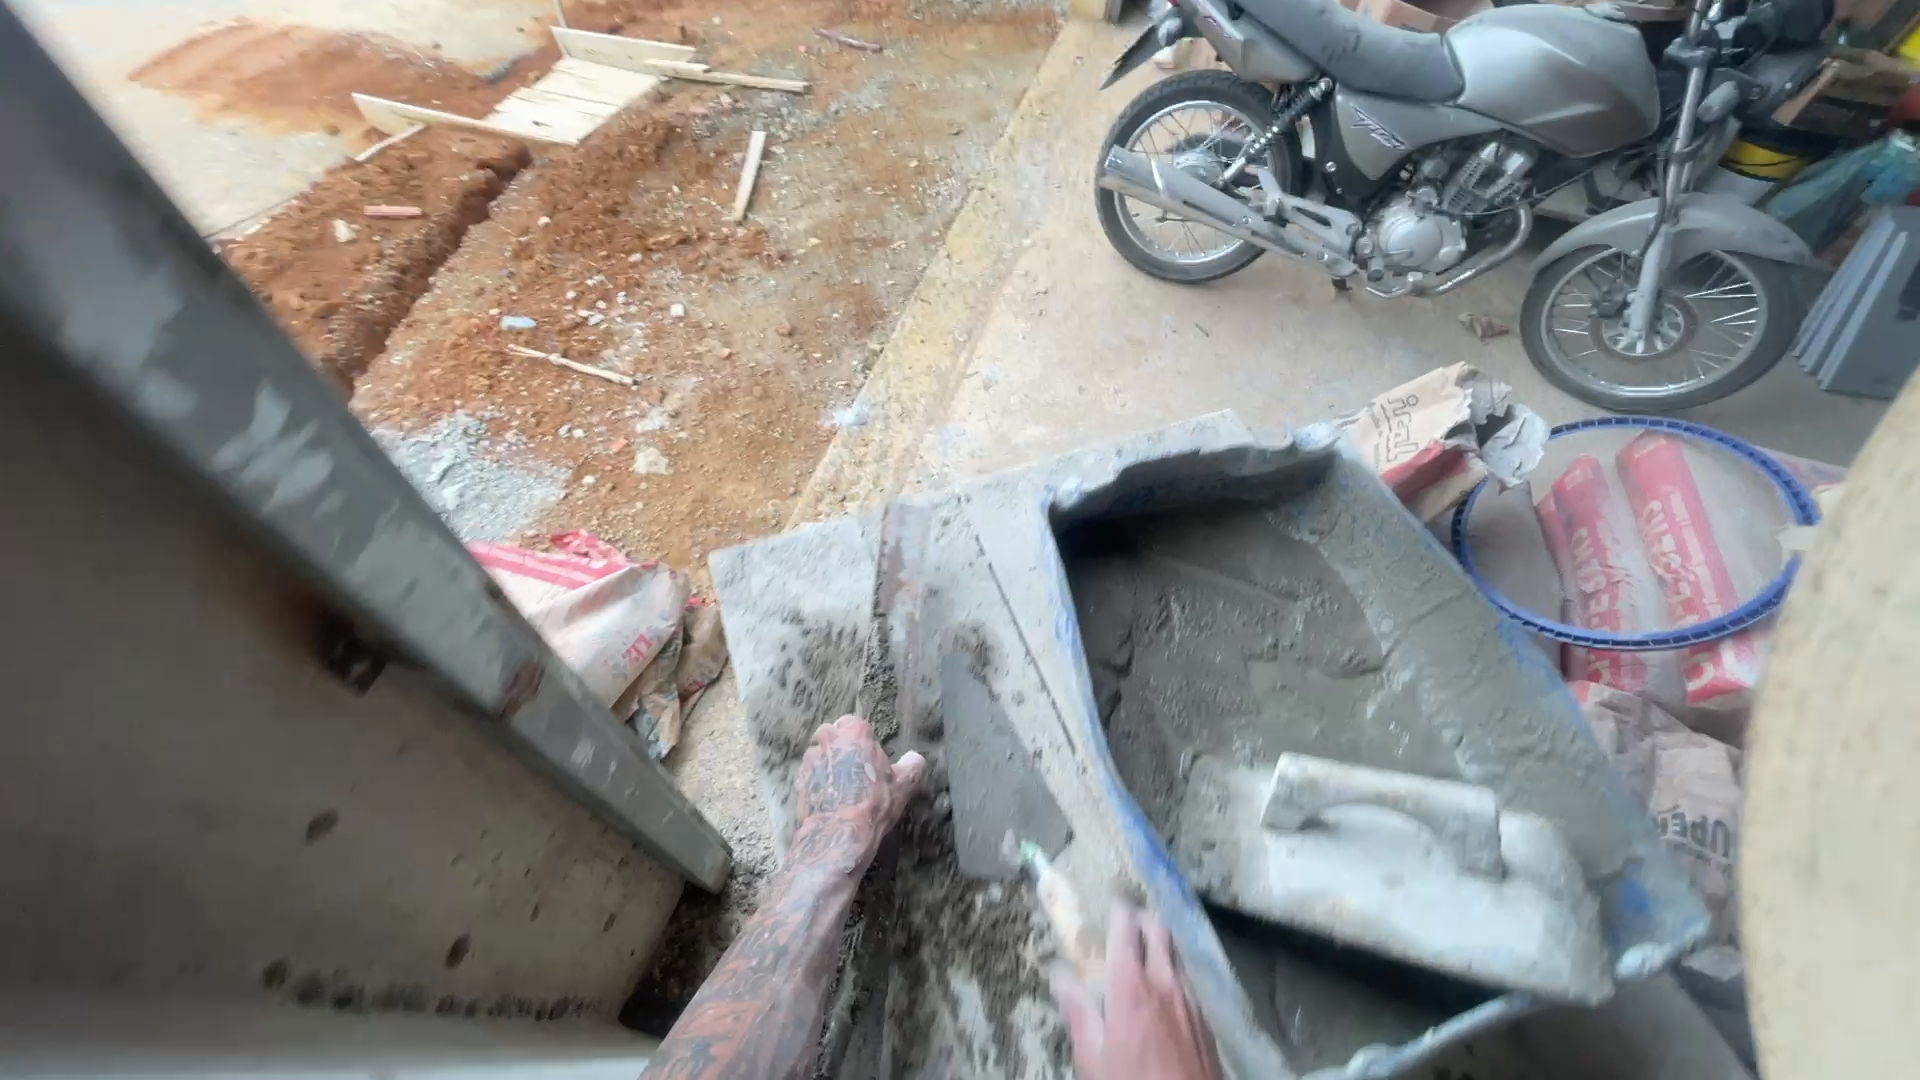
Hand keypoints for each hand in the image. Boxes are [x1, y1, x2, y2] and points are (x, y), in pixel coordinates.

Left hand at [788, 715, 924, 873]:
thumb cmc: (875, 803)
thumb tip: (915, 758)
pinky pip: (809, 774)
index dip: (862, 740)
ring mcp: (811, 758)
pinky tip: (830, 798)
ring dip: (828, 764)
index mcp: (855, 731)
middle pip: (832, 734)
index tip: (868, 756)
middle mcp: (829, 738)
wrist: (841, 833)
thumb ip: (912, 765)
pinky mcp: (799, 779)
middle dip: (841, 747)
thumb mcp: (903, 784)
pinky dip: (817, 782)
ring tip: (841, 787)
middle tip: (854, 769)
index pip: (854, 723)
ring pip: (819, 754)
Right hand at [1052, 900, 1219, 1079]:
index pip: (1125, 926)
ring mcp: (1191, 1000)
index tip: (1107, 905)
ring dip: (1160, 947)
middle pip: (1158, 929)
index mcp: (1131, 985)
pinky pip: (1188, 982)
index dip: (1116, 909)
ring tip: (1143, 962)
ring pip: (1176, 954)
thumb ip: (1078, 1012)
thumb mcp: (1093, 1059)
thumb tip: (1060, 974)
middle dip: (1142, 920)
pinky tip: (1164, 999)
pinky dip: (1174, 976)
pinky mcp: (1207, 1021)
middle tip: (1125, 928)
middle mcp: (1164, 982)